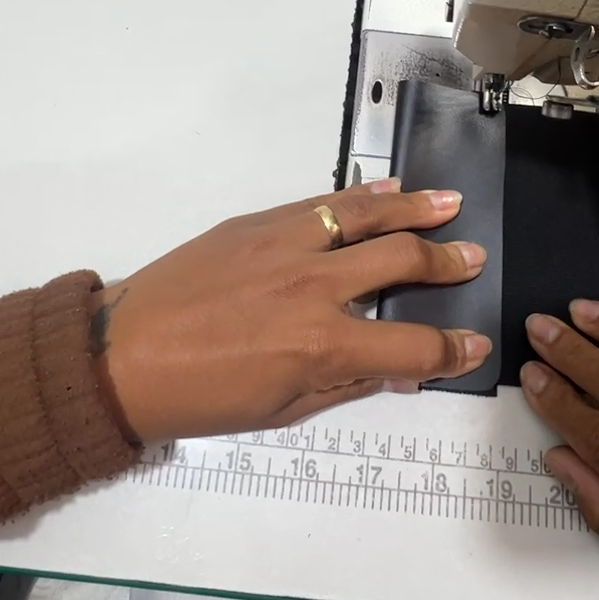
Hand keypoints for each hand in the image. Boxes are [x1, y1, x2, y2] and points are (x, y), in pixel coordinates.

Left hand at [93, 179, 490, 443]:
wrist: (125, 354)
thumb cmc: (204, 397)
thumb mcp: (282, 410)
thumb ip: (348, 382)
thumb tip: (398, 368)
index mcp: (322, 344)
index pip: (412, 347)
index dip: (451, 350)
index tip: (474, 342)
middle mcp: (316, 285)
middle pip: (401, 261)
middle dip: (447, 263)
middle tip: (474, 256)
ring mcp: (288, 244)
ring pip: (366, 215)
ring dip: (414, 207)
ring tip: (449, 202)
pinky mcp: (260, 222)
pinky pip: (321, 202)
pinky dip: (359, 195)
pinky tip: (386, 189)